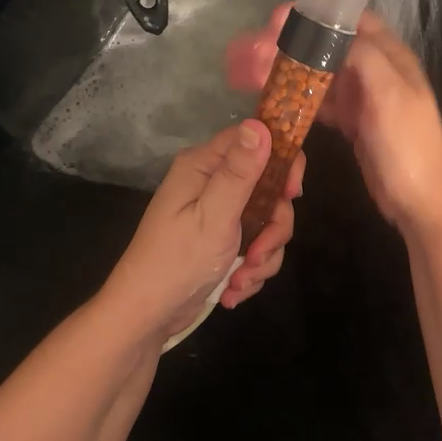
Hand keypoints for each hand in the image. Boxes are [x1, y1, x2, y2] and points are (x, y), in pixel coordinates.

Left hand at [98, 119, 303, 340]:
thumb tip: (260, 124)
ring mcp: (219, 212)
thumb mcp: (213, 216)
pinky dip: (253, 269)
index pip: (258, 140)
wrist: (149, 316)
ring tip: (240, 282)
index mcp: (204, 166)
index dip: (283, 163)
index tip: (292, 194)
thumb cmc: (176, 262)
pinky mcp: (224, 240)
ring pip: (268, 222)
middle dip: (272, 228)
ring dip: (263, 256)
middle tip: (258, 254)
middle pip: (270, 188)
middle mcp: (212, 182)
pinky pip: (258, 245)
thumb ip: (240, 172)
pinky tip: (235, 289)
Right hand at [227, 6, 441, 233]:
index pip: (354, 21)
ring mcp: (366, 100)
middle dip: (298, 43)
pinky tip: (277, 100)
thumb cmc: (408, 145)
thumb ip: (365, 57)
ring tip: (257, 71)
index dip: (319, 16)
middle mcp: (378, 73)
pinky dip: (302, 99)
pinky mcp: (355, 125)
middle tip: (258, 48)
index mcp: (392, 58)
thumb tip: (331, 32)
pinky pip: (324, 103)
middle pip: (333, 47)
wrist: (421, 202)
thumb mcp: (390, 94)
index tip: (279, 18)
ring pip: (325, 75)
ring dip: (295, 70)